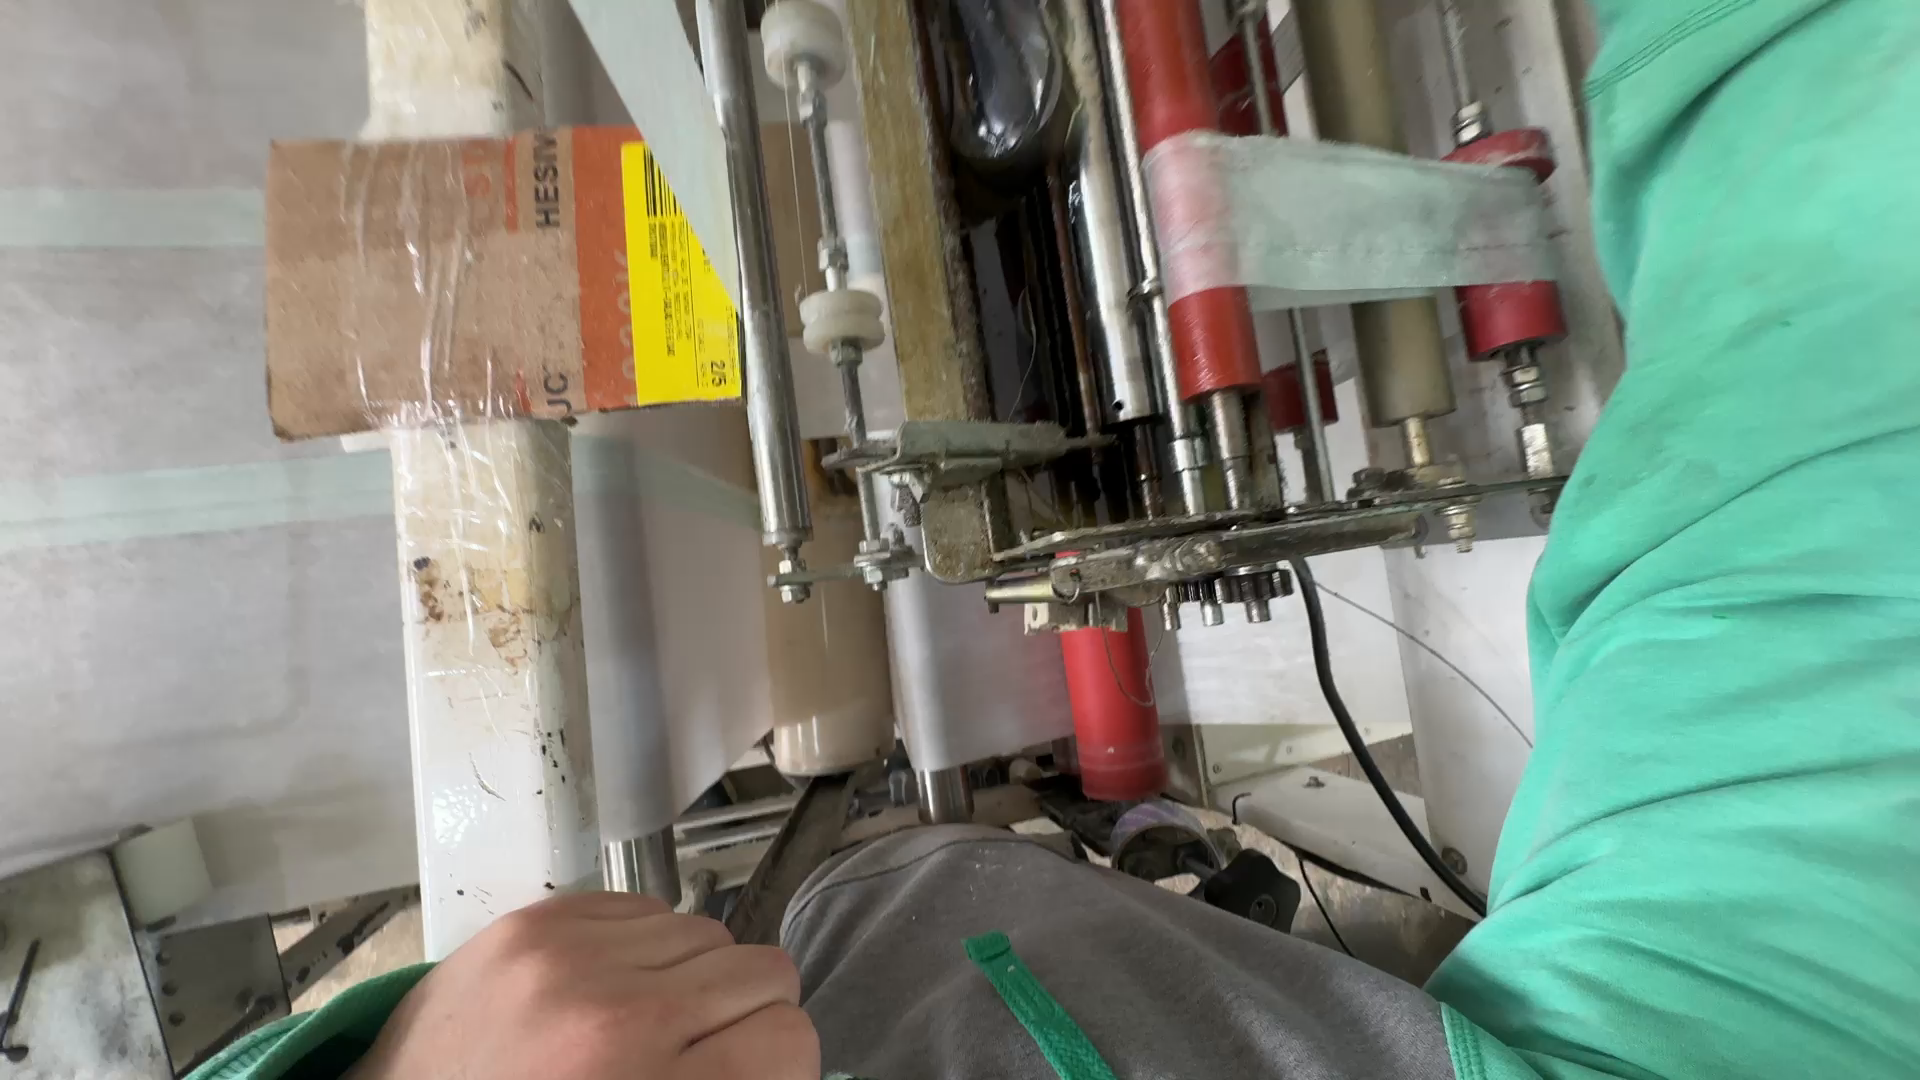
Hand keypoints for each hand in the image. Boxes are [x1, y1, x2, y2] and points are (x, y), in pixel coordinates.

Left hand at [347, 892, 818, 1079]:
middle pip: (765, 970)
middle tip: (702, 1048)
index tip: (755, 1072)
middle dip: (745, 1013)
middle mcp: (614, 1015)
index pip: (789, 1039)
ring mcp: (571, 956)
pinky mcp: (538, 919)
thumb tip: (785, 1055)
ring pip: (712, 933)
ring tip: (642, 1019)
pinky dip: (645, 949)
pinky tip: (603, 988)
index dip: (784, 1061)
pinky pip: (652, 908)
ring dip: (693, 976)